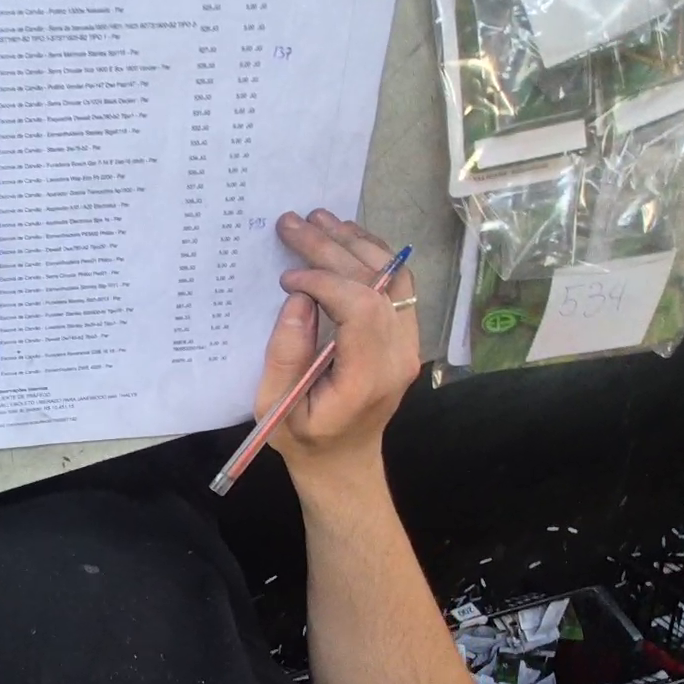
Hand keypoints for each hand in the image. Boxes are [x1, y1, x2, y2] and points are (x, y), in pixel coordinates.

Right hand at [256, 210, 420, 490]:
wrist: (342, 463)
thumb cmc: (302, 441)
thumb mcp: (275, 408)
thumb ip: (285, 355)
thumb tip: (298, 299)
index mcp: (366, 377)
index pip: (360, 308)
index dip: (325, 282)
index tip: (287, 278)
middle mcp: (398, 355)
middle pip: (377, 283)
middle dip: (333, 249)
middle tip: (294, 224)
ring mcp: (408, 344)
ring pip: (395, 276)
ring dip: (357, 243)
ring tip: (320, 220)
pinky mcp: (404, 336)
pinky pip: (397, 286)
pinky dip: (371, 257)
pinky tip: (344, 240)